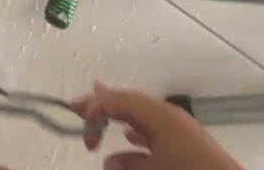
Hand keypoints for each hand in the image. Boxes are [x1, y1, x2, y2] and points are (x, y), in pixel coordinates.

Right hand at [71, 83, 244, 169]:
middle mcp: (167, 115)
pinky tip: (130, 141)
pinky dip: (137, 135)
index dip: (95, 108)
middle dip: (104, 106)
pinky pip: (154, 131)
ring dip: (119, 121)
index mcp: (158, 115)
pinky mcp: (186, 145)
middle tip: (77, 107)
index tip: (80, 125)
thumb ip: (129, 165)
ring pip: (141, 117)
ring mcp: (178, 129)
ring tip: (99, 123)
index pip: (118, 101)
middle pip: (128, 102)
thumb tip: (106, 162)